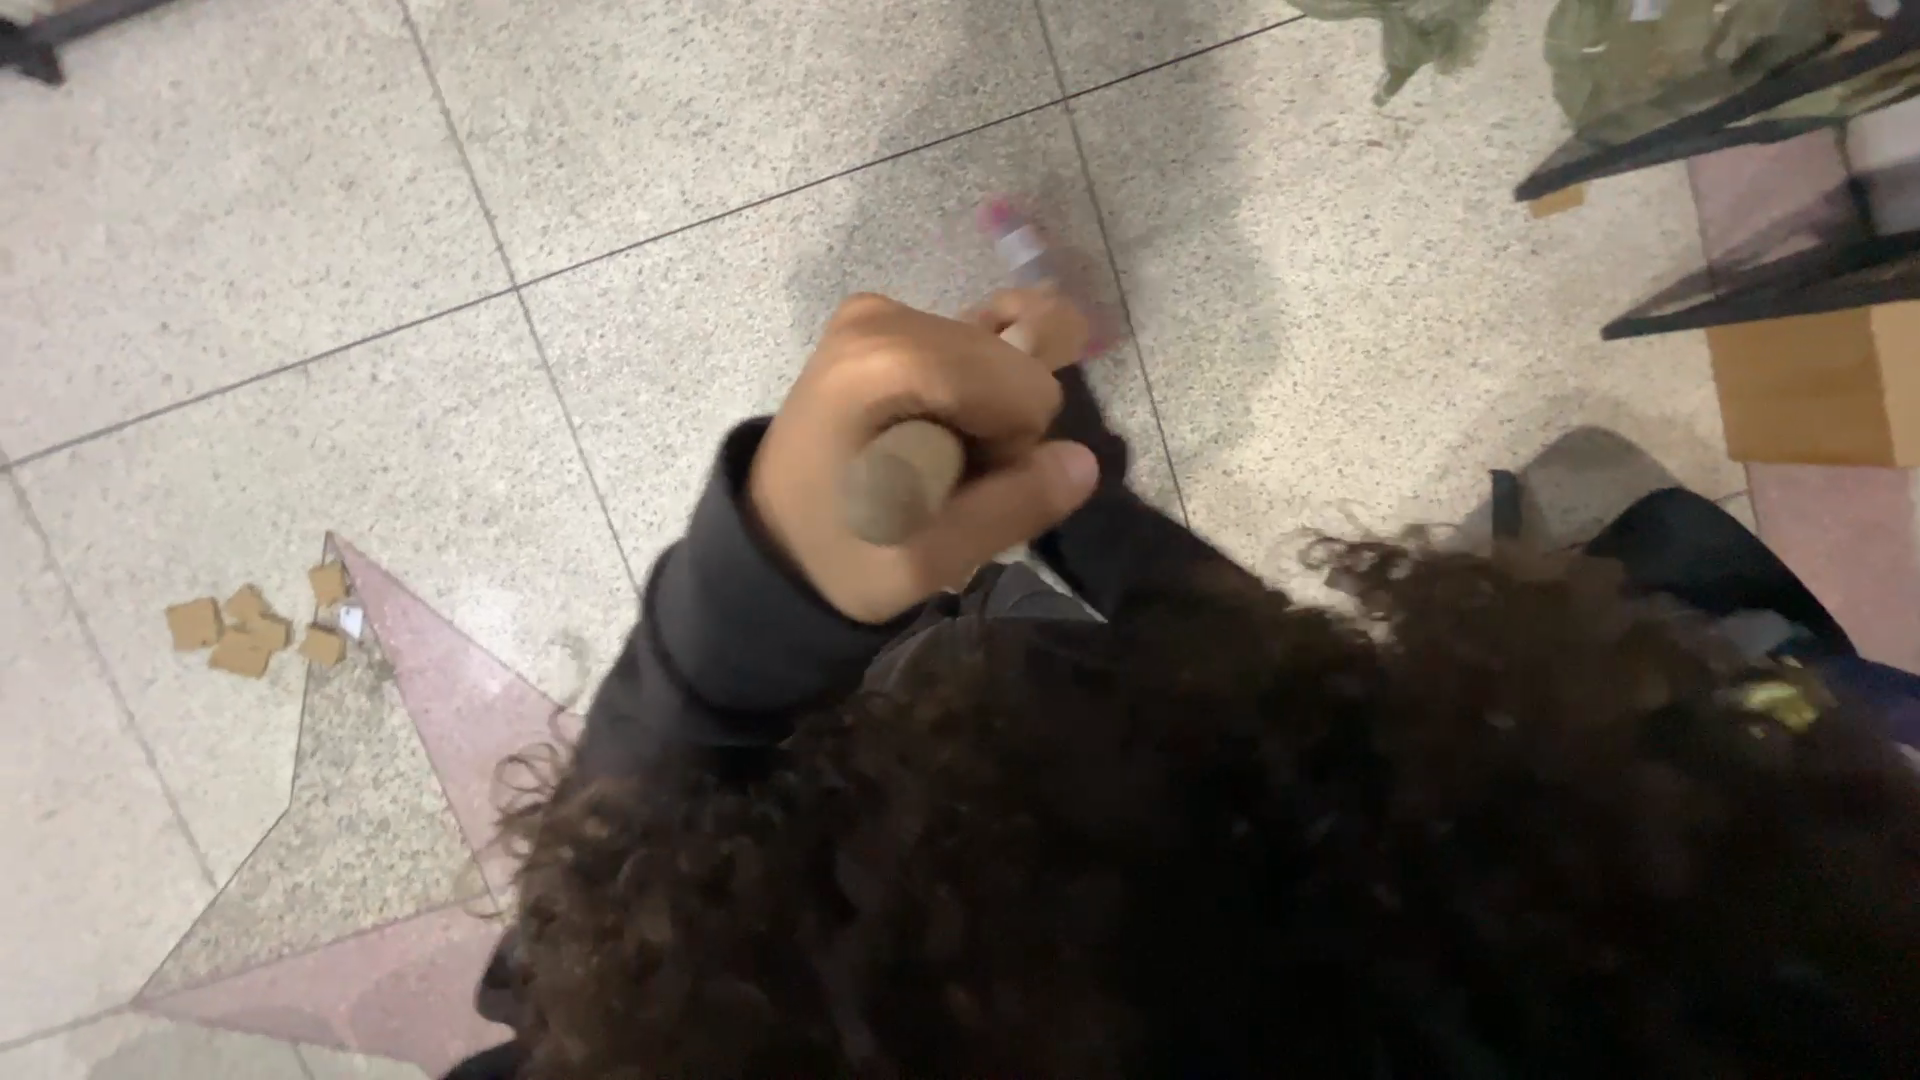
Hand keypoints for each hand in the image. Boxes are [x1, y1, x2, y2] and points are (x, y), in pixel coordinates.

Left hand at [748, 290, 1098, 623]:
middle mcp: (885, 316)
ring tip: (933, 456)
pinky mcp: (886, 320)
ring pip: (1004, 353)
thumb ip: (1007, 510)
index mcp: (887, 363)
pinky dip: (985, 380)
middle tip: (944, 476)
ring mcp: (882, 311)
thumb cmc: (843, 554)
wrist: (777, 539)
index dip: (1010, 450)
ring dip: (988, 413)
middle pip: (1016, 363)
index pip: (1022, 390)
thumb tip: (1083, 462)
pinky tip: (963, 412)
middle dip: (1001, 428)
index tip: (957, 487)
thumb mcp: (925, 560)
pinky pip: (978, 334)